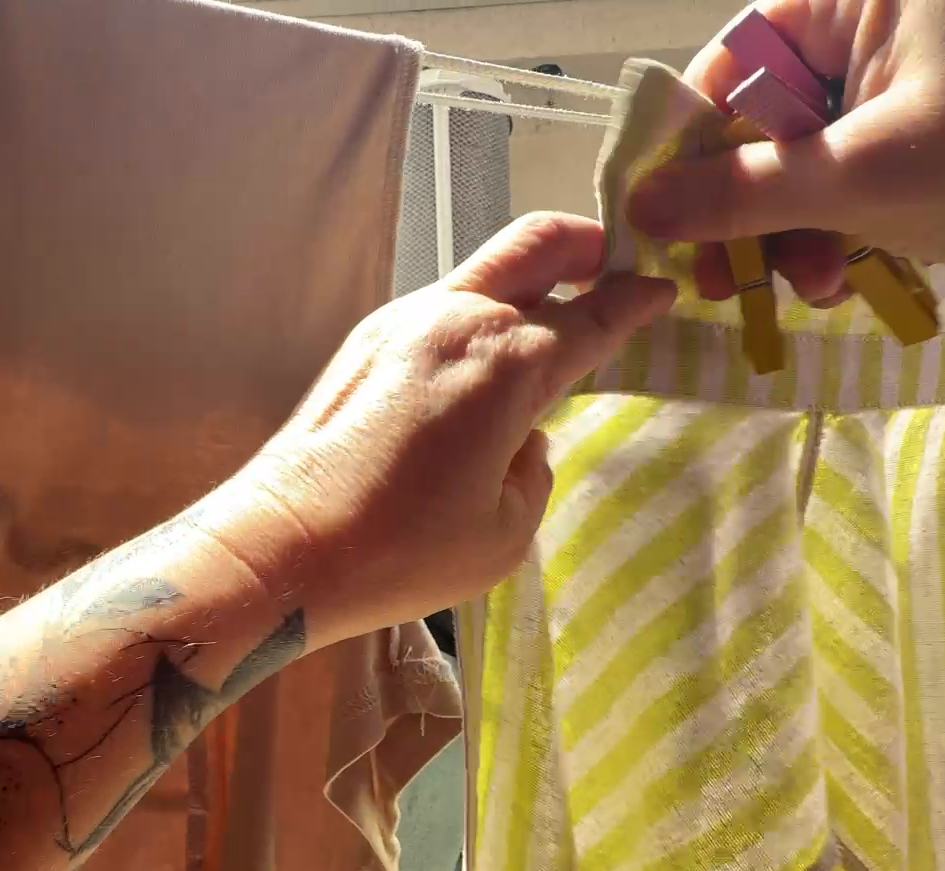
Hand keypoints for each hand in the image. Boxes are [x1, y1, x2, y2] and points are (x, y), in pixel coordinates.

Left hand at [203, 213, 675, 646]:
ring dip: (523, 284)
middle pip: (537, 244)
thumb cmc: (402, 552)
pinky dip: (474, 318)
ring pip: (481, 271)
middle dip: (585, 244)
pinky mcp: (362, 342)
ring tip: (539, 328)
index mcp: (509, 362)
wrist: (284, 546)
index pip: (594, 313)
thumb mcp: (506, 533)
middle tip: (608, 263)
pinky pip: (438, 310)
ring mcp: (400, 321)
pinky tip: (473, 369)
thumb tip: (520, 437)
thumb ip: (534, 469)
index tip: (660, 291)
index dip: (636, 301)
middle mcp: (457, 318)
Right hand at [629, 0, 944, 299]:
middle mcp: (878, 24)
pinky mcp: (928, 132)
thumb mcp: (860, 174)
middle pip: (757, 127)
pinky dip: (829, 239)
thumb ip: (735, 194)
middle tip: (717, 283)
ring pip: (795, 168)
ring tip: (806, 290)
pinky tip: (840, 281)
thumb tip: (637, 209)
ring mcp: (905, 81)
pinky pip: (841, 186)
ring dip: (785, 241)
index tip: (656, 227)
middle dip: (739, 214)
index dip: (683, 152)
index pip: (728, 67)